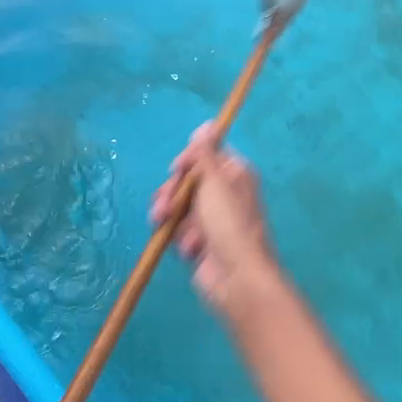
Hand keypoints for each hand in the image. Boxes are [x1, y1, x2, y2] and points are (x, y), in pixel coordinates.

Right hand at [150, 122, 280, 313]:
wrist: (236, 278)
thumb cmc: (229, 223)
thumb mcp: (215, 181)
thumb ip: (206, 152)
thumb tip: (208, 124)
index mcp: (233, 175)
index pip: (205, 156)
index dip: (188, 162)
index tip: (178, 170)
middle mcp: (223, 194)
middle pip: (187, 181)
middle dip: (172, 193)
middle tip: (166, 205)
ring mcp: (211, 219)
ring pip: (179, 206)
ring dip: (170, 216)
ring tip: (165, 226)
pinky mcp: (199, 242)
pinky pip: (178, 230)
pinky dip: (178, 237)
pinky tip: (185, 249)